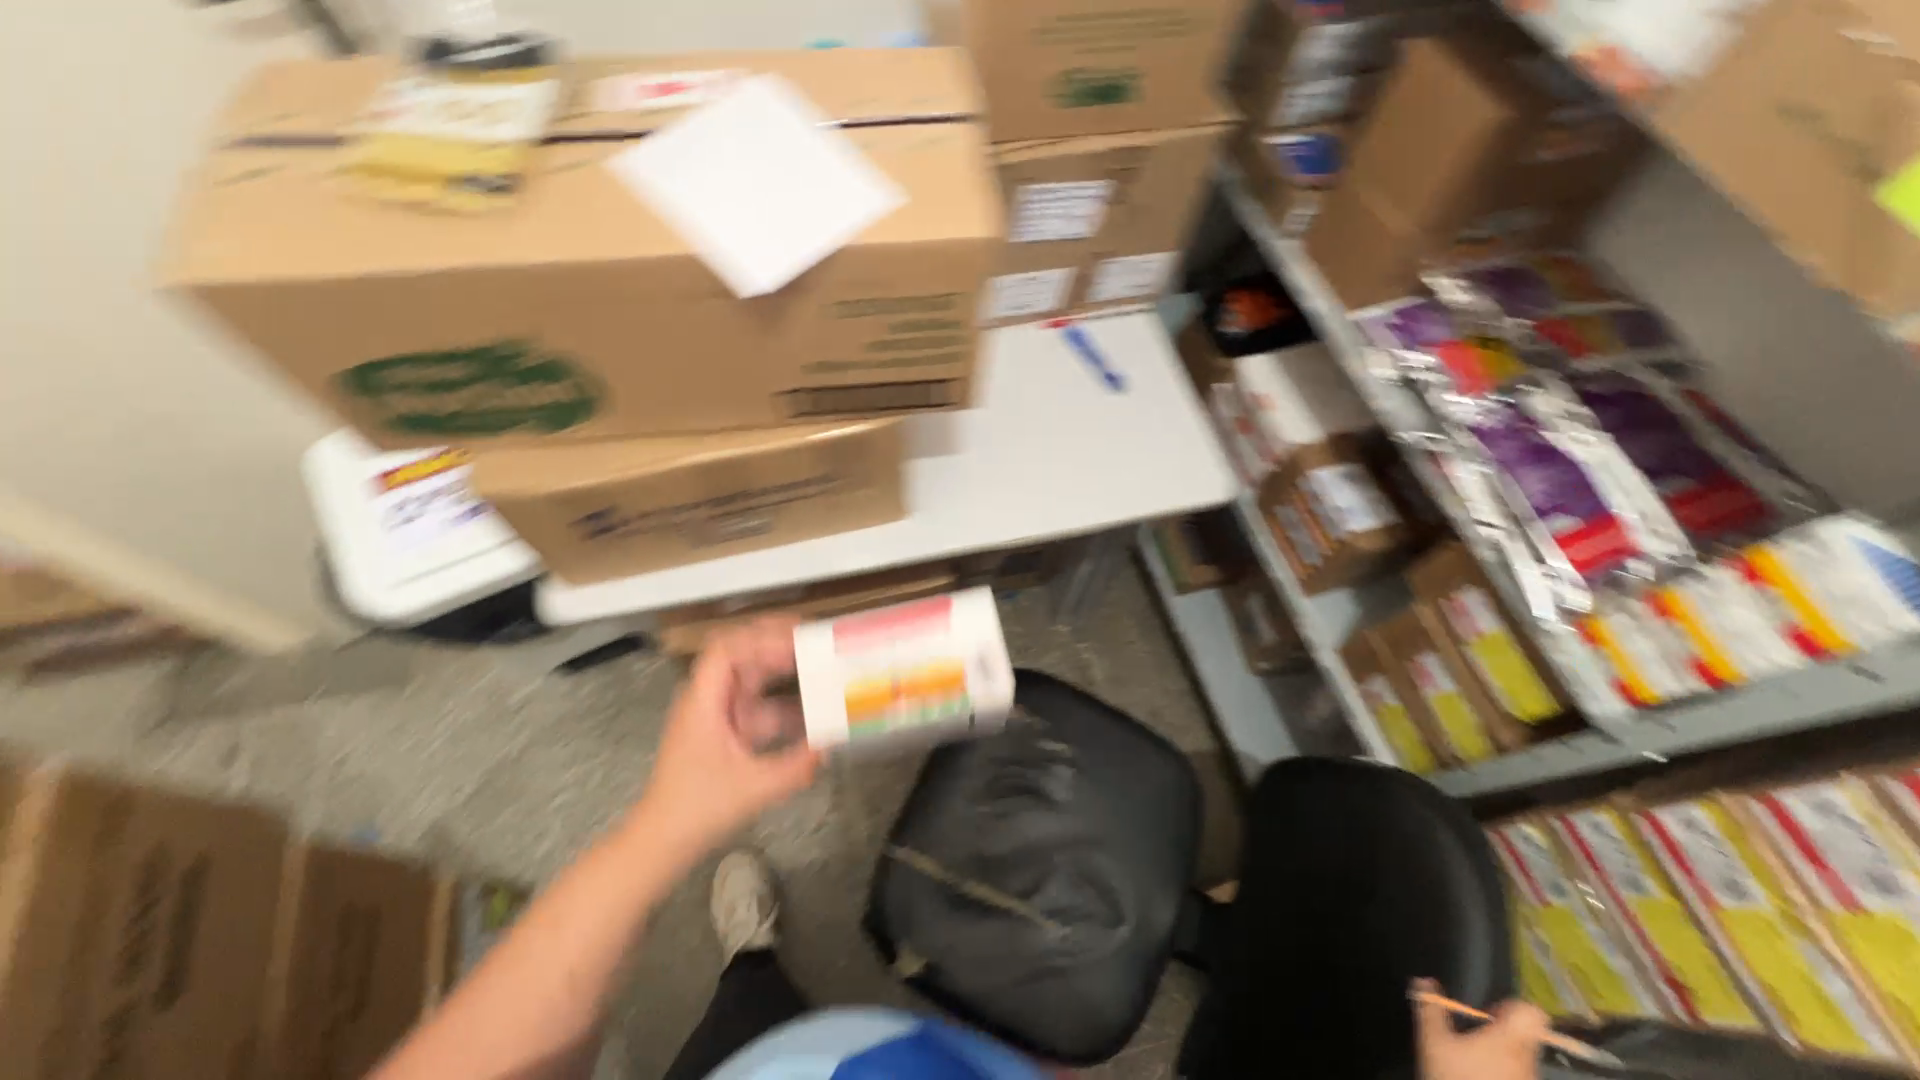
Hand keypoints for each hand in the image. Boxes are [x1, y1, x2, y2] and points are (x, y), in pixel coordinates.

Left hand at [631, 617, 819, 857]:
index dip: (762, 636)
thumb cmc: (697, 808)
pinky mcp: (726, 735)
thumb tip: (828, 747)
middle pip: (741, 656)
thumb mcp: (751, 788)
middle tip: (815, 642)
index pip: (727, 648)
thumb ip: (794, 768)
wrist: (662, 840)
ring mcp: (716, 717)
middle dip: (777, 645)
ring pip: (752, 681)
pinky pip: (758, 709)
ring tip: (819, 669)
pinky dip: (783, 707)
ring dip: (783, 674)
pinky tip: (812, 716)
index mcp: (704, 701)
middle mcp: (709, 700)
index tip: (797, 636)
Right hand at [1414, 980, 1548, 1079]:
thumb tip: (1423, 981)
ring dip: (1502, 1052)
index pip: (1531, 1012)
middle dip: (1502, 1030)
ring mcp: (1527, 1079)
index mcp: (1508, 1039)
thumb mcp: (1433, 1042)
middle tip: (1476, 1033)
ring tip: (1474, 1057)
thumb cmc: (1455, 1078)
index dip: (1512, 1005)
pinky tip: (1478, 1075)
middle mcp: (1525, 1059)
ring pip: (1522, 1056)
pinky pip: (1518, 1073)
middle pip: (1525, 1034)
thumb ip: (1430, 1009)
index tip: (1489, 1012)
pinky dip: (1502, 1070)